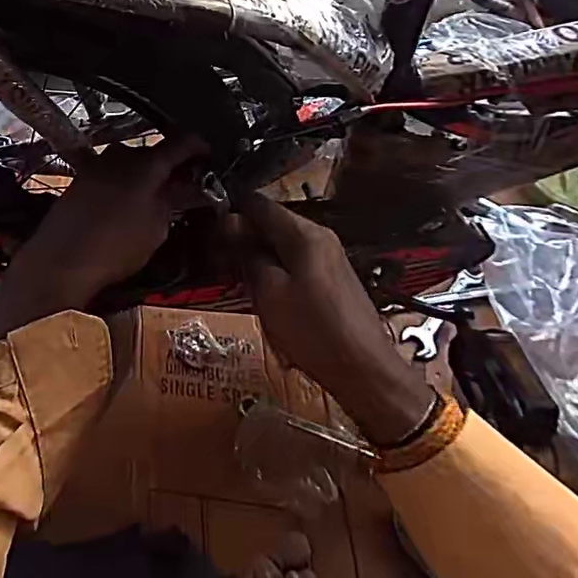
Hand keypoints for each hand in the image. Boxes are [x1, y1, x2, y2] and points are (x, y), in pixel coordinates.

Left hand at [0, 135, 206, 347]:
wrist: (61, 258)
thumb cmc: (115, 247)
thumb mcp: (156, 227)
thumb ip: (174, 199)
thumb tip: (190, 186)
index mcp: (145, 164)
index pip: (180, 142)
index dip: (199, 146)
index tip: (210, 155)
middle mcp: (119, 155)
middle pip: (152, 150)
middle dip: (171, 164)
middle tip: (186, 182)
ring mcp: (96, 164)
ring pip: (130, 159)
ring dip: (146, 171)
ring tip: (158, 194)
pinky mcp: (80, 177)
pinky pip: (111, 170)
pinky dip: (125, 179)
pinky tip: (129, 199)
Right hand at [230, 193, 435, 444]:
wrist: (366, 373)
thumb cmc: (313, 330)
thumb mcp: (268, 291)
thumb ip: (247, 251)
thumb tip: (231, 222)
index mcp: (305, 233)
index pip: (259, 203)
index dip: (231, 211)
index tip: (212, 230)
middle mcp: (320, 237)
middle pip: (271, 222)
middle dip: (243, 236)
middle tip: (220, 257)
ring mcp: (330, 257)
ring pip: (282, 243)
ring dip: (257, 254)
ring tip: (238, 277)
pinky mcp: (333, 278)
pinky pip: (295, 260)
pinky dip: (275, 268)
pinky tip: (264, 291)